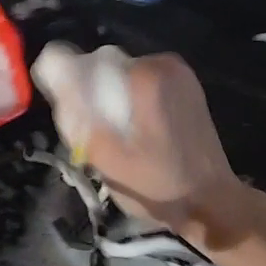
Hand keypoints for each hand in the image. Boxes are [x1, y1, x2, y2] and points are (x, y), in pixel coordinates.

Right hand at [32, 43, 265, 250]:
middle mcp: (161, 64)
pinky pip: (141, 82)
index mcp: (143, 77)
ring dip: (110, 98)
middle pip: (102, 68)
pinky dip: (131, 99)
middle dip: (91, 94)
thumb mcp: (104, 156)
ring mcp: (178, 72)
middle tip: (94, 132)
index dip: (69, 87)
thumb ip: (76, 114)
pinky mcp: (186, 84)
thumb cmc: (156, 184)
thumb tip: (56, 80)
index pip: (83, 64)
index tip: (72, 117)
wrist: (210, 202)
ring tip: (117, 135)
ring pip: (121, 75)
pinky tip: (136, 130)